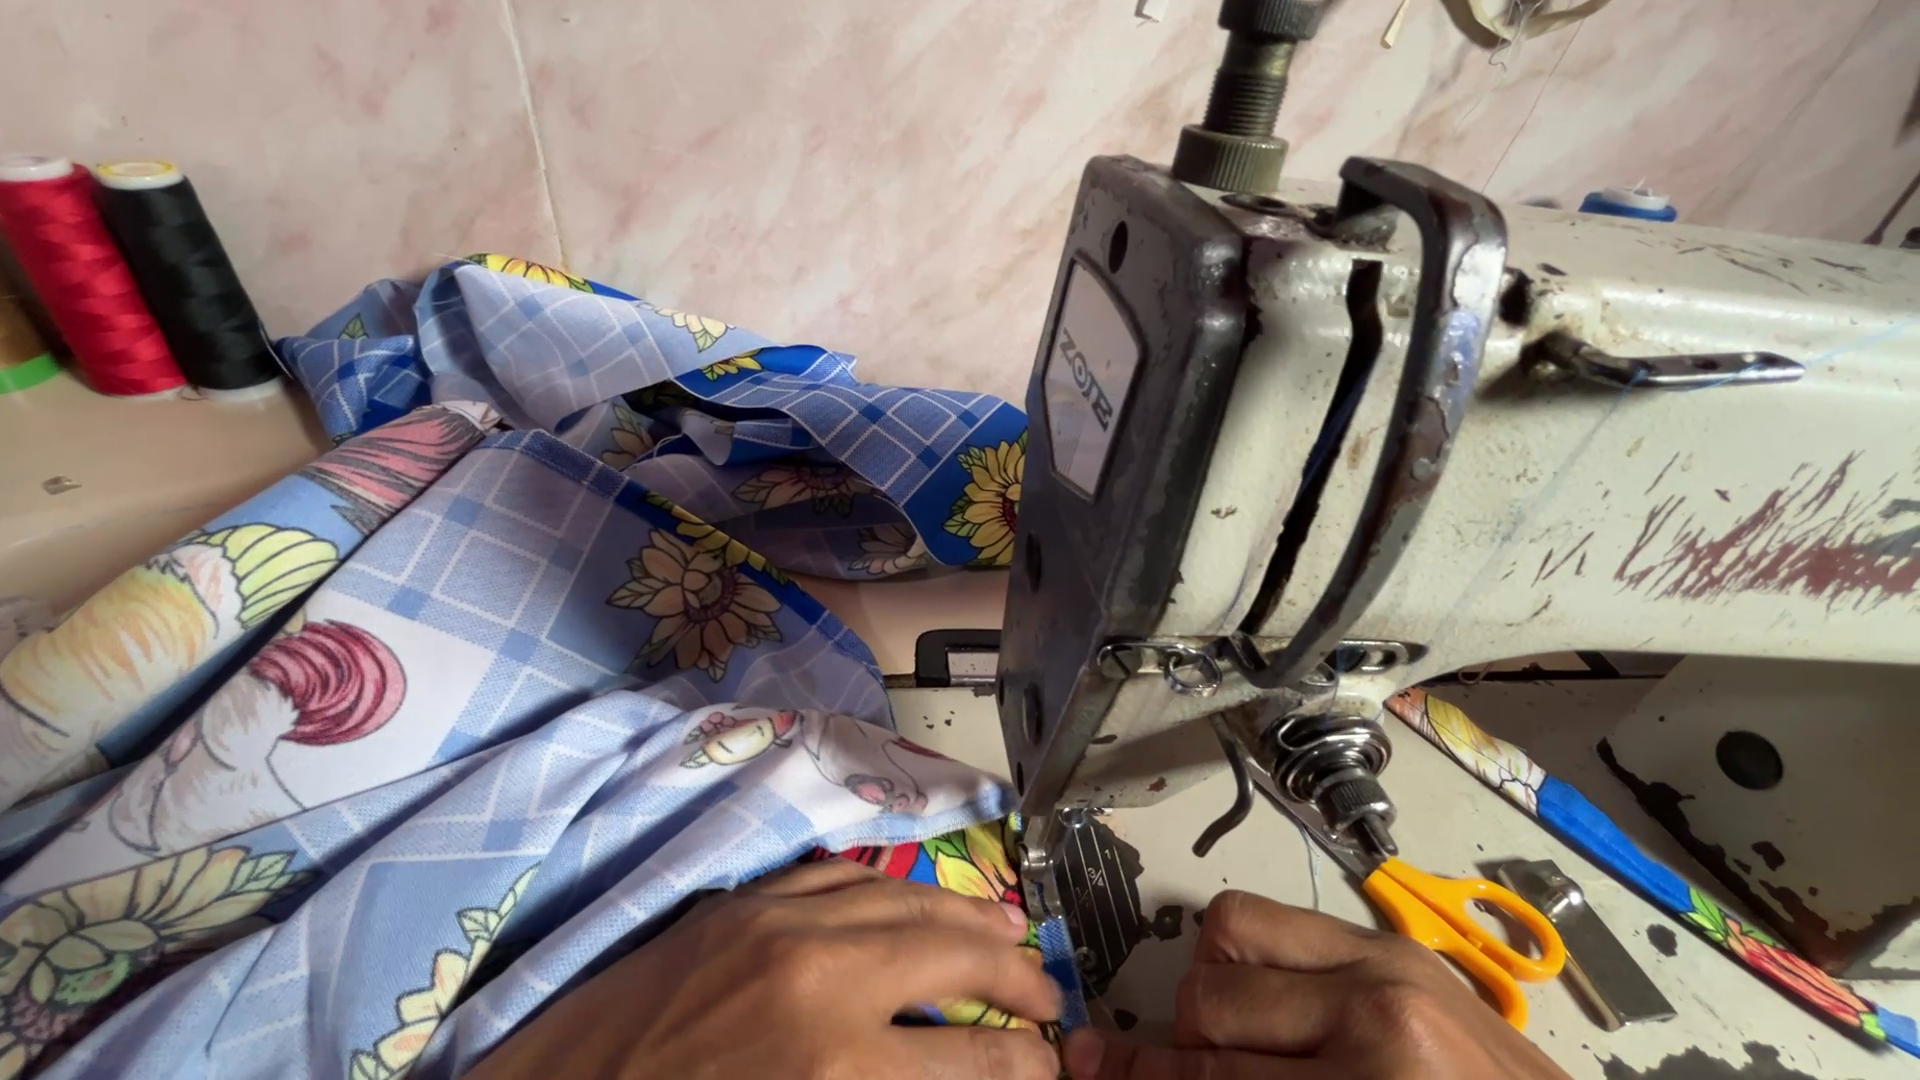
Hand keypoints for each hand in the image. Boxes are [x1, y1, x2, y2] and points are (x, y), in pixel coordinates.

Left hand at [470, 859, 1062, 1079]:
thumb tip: (948, 1071)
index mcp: (834, 1068)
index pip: (968, 1060)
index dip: (1022, 1063)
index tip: (1045, 1065)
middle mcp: (819, 977)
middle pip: (950, 952)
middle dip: (1013, 973)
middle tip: (1046, 991)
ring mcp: (777, 922)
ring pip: (903, 896)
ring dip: (963, 912)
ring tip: (1005, 929)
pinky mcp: (742, 900)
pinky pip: (840, 875)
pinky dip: (891, 886)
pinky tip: (915, 897)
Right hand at [1065, 890, 1570, 1078]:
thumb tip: (1143, 1069)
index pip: (1214, 1073)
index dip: (1144, 1076)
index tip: (1094, 1067)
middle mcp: (1375, 1015)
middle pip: (1209, 1004)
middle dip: (1182, 1046)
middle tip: (1195, 1067)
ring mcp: (1385, 963)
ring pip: (1227, 931)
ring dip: (1211, 988)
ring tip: (1237, 1032)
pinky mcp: (1389, 942)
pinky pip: (1269, 915)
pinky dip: (1243, 953)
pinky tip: (1267, 999)